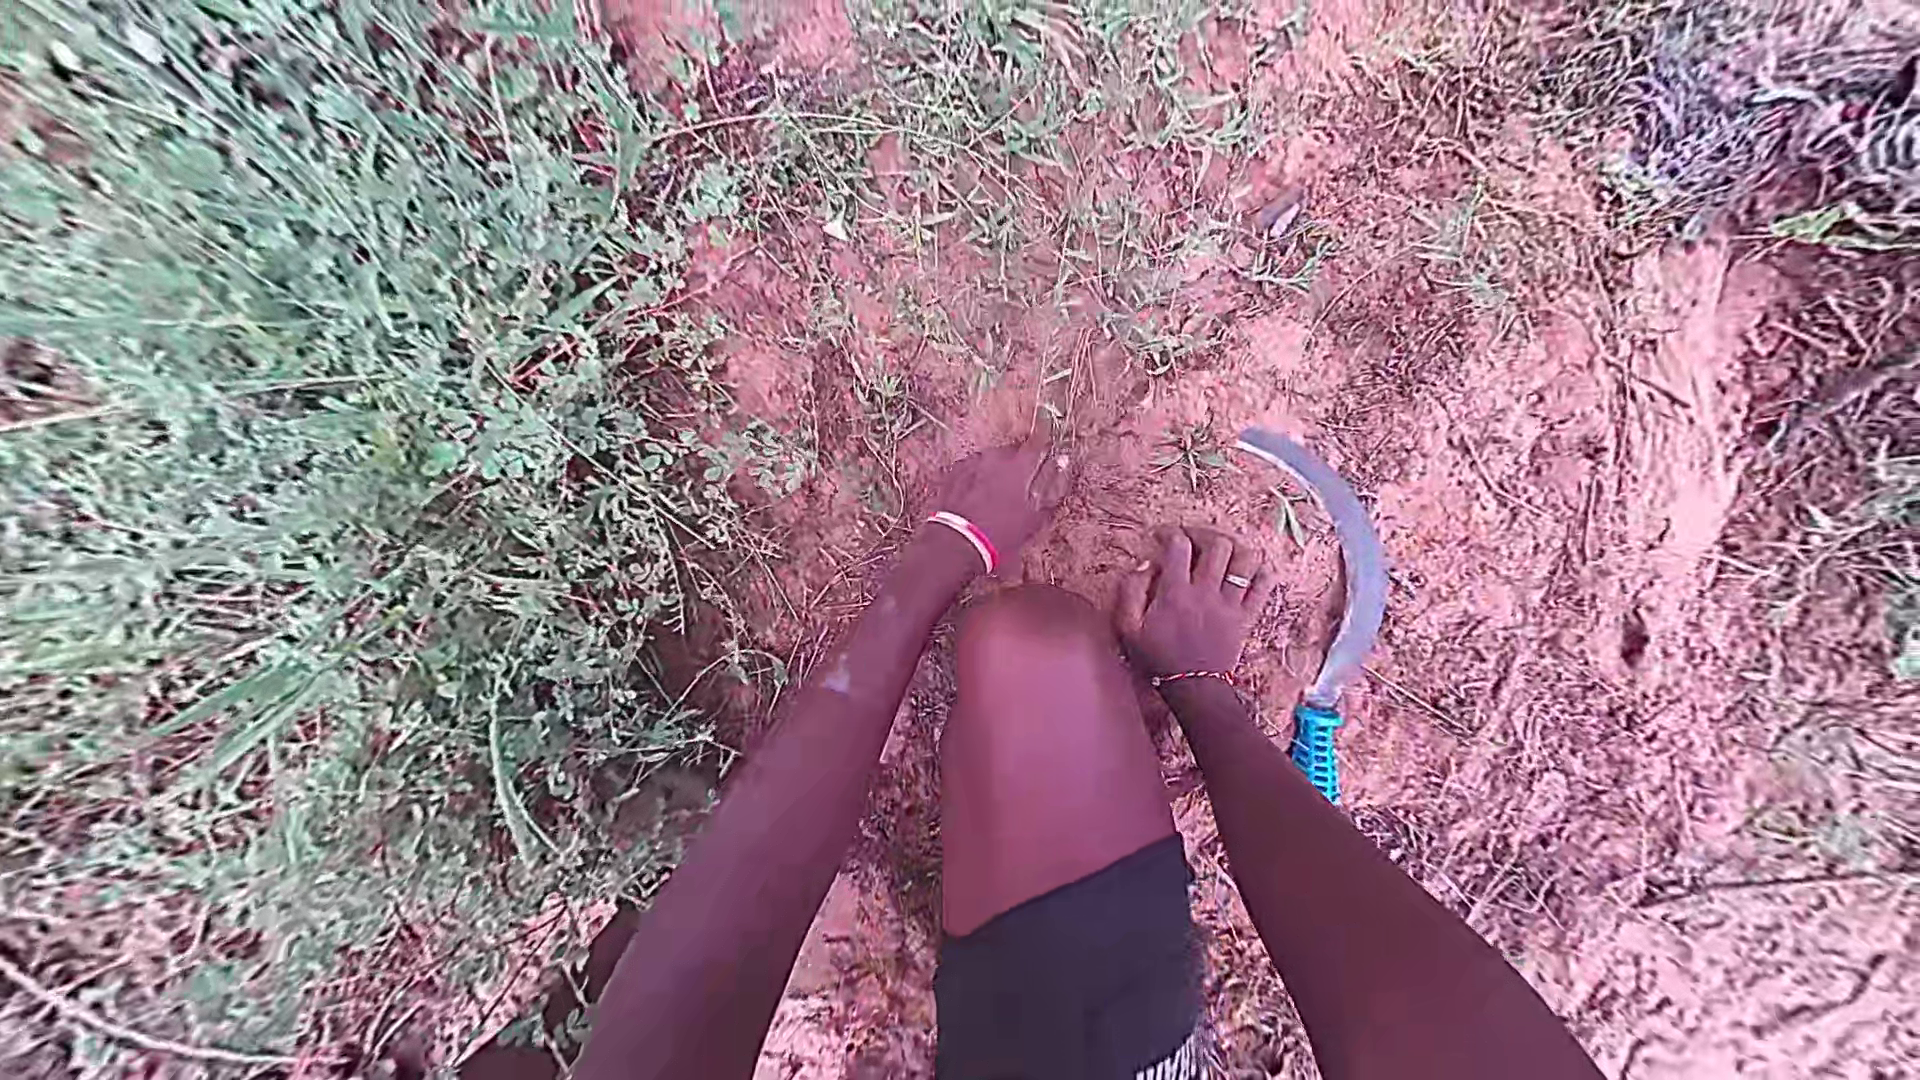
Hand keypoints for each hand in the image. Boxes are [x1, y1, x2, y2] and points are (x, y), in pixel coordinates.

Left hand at [929, 430, 1073, 572]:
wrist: (957, 541)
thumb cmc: (1000, 532)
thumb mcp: (1033, 519)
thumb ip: (1051, 492)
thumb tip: (1061, 471)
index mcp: (1019, 465)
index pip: (1038, 443)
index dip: (1045, 446)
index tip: (1048, 451)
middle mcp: (995, 457)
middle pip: (1012, 452)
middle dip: (1018, 464)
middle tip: (1021, 485)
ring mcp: (971, 462)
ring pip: (990, 459)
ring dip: (996, 471)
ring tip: (996, 495)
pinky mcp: (953, 472)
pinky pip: (972, 468)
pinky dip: (976, 477)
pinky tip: (977, 496)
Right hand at [1115, 526, 1278, 678]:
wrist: (1192, 688)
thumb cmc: (1156, 657)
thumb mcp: (1127, 627)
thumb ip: (1130, 591)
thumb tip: (1146, 565)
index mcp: (1175, 592)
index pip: (1179, 546)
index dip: (1170, 533)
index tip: (1162, 535)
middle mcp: (1206, 592)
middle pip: (1217, 545)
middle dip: (1204, 532)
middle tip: (1193, 537)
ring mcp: (1230, 604)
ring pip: (1245, 560)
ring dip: (1234, 546)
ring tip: (1221, 548)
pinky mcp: (1246, 617)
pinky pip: (1263, 586)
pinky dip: (1259, 571)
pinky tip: (1247, 569)